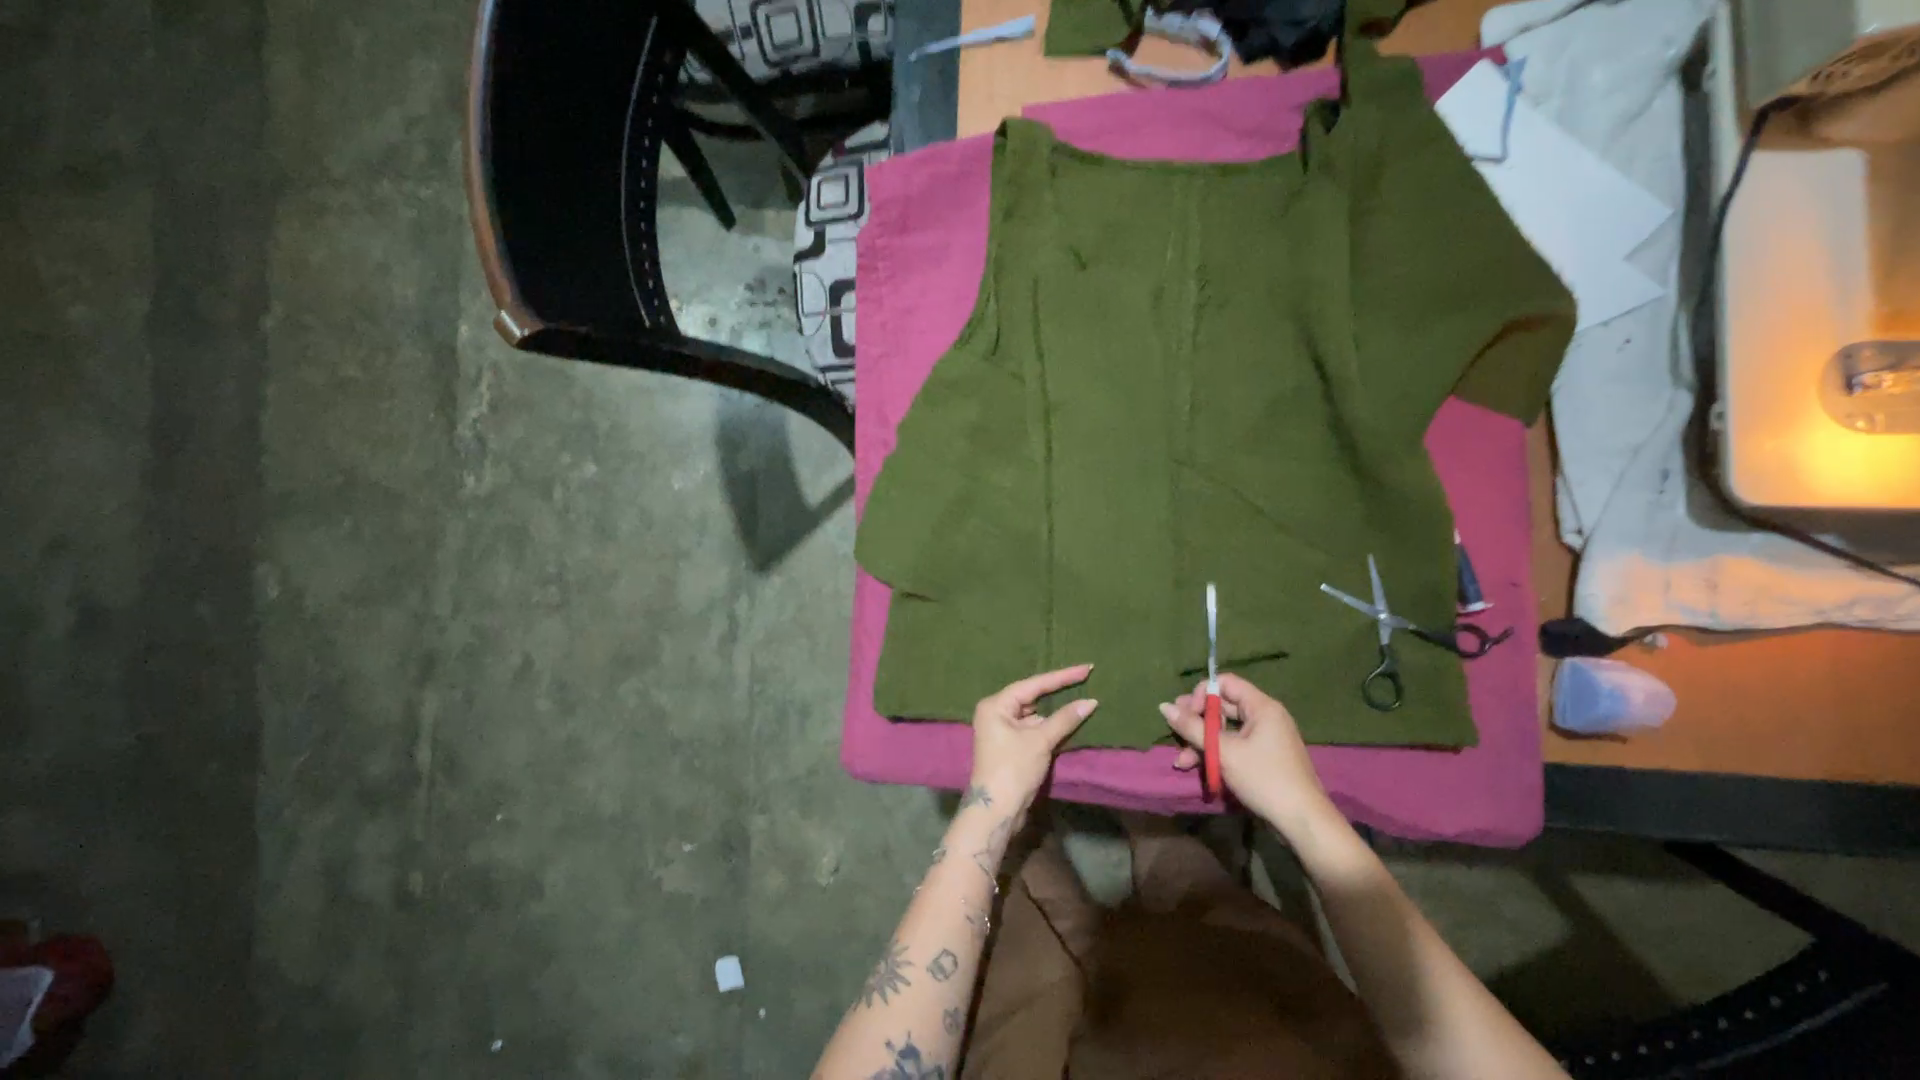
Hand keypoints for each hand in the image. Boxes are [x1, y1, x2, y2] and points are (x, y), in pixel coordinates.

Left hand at [969, 664, 1097, 809]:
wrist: (997, 810)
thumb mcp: (1041, 741)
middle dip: (1058, 691)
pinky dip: (1050, 725)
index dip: (1061, 677)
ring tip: (1082, 696)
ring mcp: (1002, 730)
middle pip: (1032, 696)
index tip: (1086, 668)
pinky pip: (1034, 728)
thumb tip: (1090, 701)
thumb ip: (1065, 719)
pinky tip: (1070, 720)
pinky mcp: (1011, 745)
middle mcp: (996, 713)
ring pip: (1035, 714)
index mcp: (996, 705)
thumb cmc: (1013, 769)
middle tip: (1085, 678)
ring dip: (1056, 711)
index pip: (1033, 684)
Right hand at [1160, 674, 1338, 839]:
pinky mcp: (1264, 758)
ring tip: (1181, 761)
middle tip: (1174, 732)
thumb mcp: (1224, 752)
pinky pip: (1235, 746)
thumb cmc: (1263, 778)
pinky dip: (1217, 755)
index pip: (1226, 683)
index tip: (1186, 714)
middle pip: (1224, 707)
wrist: (1301, 820)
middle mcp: (1265, 717)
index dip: (1202, 694)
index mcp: (1262, 707)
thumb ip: (1192, 728)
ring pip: (1226, 731)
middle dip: (1197, 722)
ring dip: (1202, 743)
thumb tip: (1164, 706)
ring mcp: (1266, 739)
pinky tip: (1198, 769)